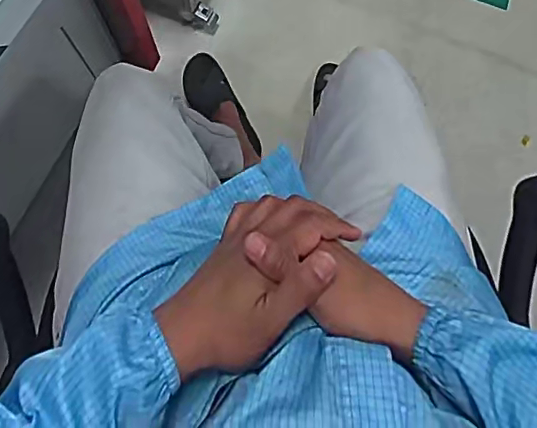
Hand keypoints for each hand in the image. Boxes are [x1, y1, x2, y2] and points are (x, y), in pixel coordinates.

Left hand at [153, 197, 355, 379]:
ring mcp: (234, 235)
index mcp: (266, 250)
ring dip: (296, 206)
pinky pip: (247, 209)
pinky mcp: (224, 242)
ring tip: (316, 221)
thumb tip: (329, 256)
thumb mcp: (273, 320)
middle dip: (320, 212)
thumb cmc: (229, 333)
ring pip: (269, 203)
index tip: (355, 236)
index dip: (334, 225)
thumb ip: (301, 287)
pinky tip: (271, 218)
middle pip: (290, 207)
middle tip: (343, 228)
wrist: (181, 332)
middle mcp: (250, 233)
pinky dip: (267, 206)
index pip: (308, 224)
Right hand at [239, 222, 428, 362]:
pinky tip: (285, 268)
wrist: (398, 327)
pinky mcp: (333, 271)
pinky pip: (306, 250)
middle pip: (291, 220)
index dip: (258, 226)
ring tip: (262, 251)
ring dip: (283, 236)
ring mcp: (328, 254)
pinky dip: (293, 252)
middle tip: (248, 243)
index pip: (279, 217)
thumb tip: (248, 240)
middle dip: (270, 225)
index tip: (240, 240)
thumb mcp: (312, 292)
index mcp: (312, 239)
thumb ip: (281, 265)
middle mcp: (319, 239)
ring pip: (299, 235)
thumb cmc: (355, 308)